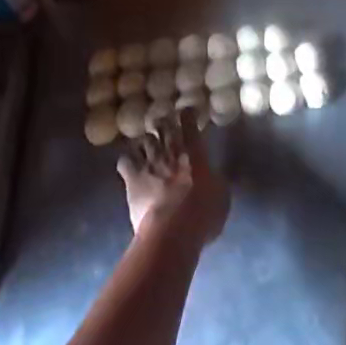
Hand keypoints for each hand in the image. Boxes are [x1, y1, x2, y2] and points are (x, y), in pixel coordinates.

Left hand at [118, 112, 229, 246]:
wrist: (173, 230)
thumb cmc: (203, 213)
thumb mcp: (221, 194)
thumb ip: (214, 178)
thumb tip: (212, 175)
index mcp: (194, 149)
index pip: (188, 120)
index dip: (187, 115)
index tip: (187, 113)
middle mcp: (170, 149)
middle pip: (163, 124)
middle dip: (164, 124)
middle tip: (165, 129)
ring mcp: (149, 161)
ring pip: (144, 139)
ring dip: (147, 143)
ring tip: (148, 149)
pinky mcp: (132, 177)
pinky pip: (125, 161)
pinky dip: (127, 161)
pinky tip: (129, 166)